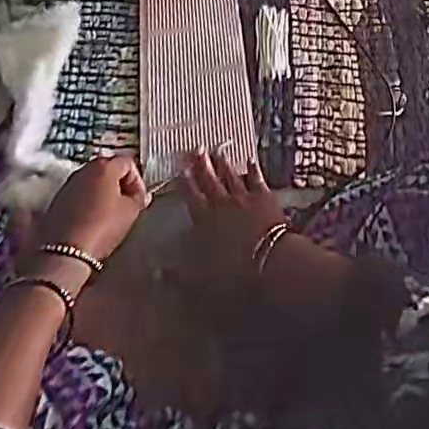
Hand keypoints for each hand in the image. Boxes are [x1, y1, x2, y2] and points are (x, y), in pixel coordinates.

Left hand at [37, 154, 150, 262]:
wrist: (66, 253)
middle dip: (121, 185)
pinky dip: (90, 202)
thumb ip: (139, 198)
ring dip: (105, 193)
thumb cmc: (101, 228)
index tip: (140, 198)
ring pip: (93, 181)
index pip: (129, 163)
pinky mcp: (58, 200)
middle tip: (128, 204)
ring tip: (111, 214)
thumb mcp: (130, 212)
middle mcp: (84, 170)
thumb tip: (140, 195)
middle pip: (109, 169)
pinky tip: (94, 219)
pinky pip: (80, 194)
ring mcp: (69, 184)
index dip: (138, 181)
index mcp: (104, 166)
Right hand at [180, 148, 286, 285]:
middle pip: (209, 181)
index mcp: (204, 220)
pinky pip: (256, 180)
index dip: (185, 183)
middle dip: (202, 165)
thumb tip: (158, 272)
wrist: (270, 262)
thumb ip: (177, 275)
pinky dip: (252, 170)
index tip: (180, 169)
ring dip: (223, 164)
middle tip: (197, 148)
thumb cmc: (233, 275)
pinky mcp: (265, 198)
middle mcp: (222, 204)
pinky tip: (250, 161)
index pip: (191, 197)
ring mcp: (244, 198)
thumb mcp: (199, 280)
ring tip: (217, 151)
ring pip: (230, 176)